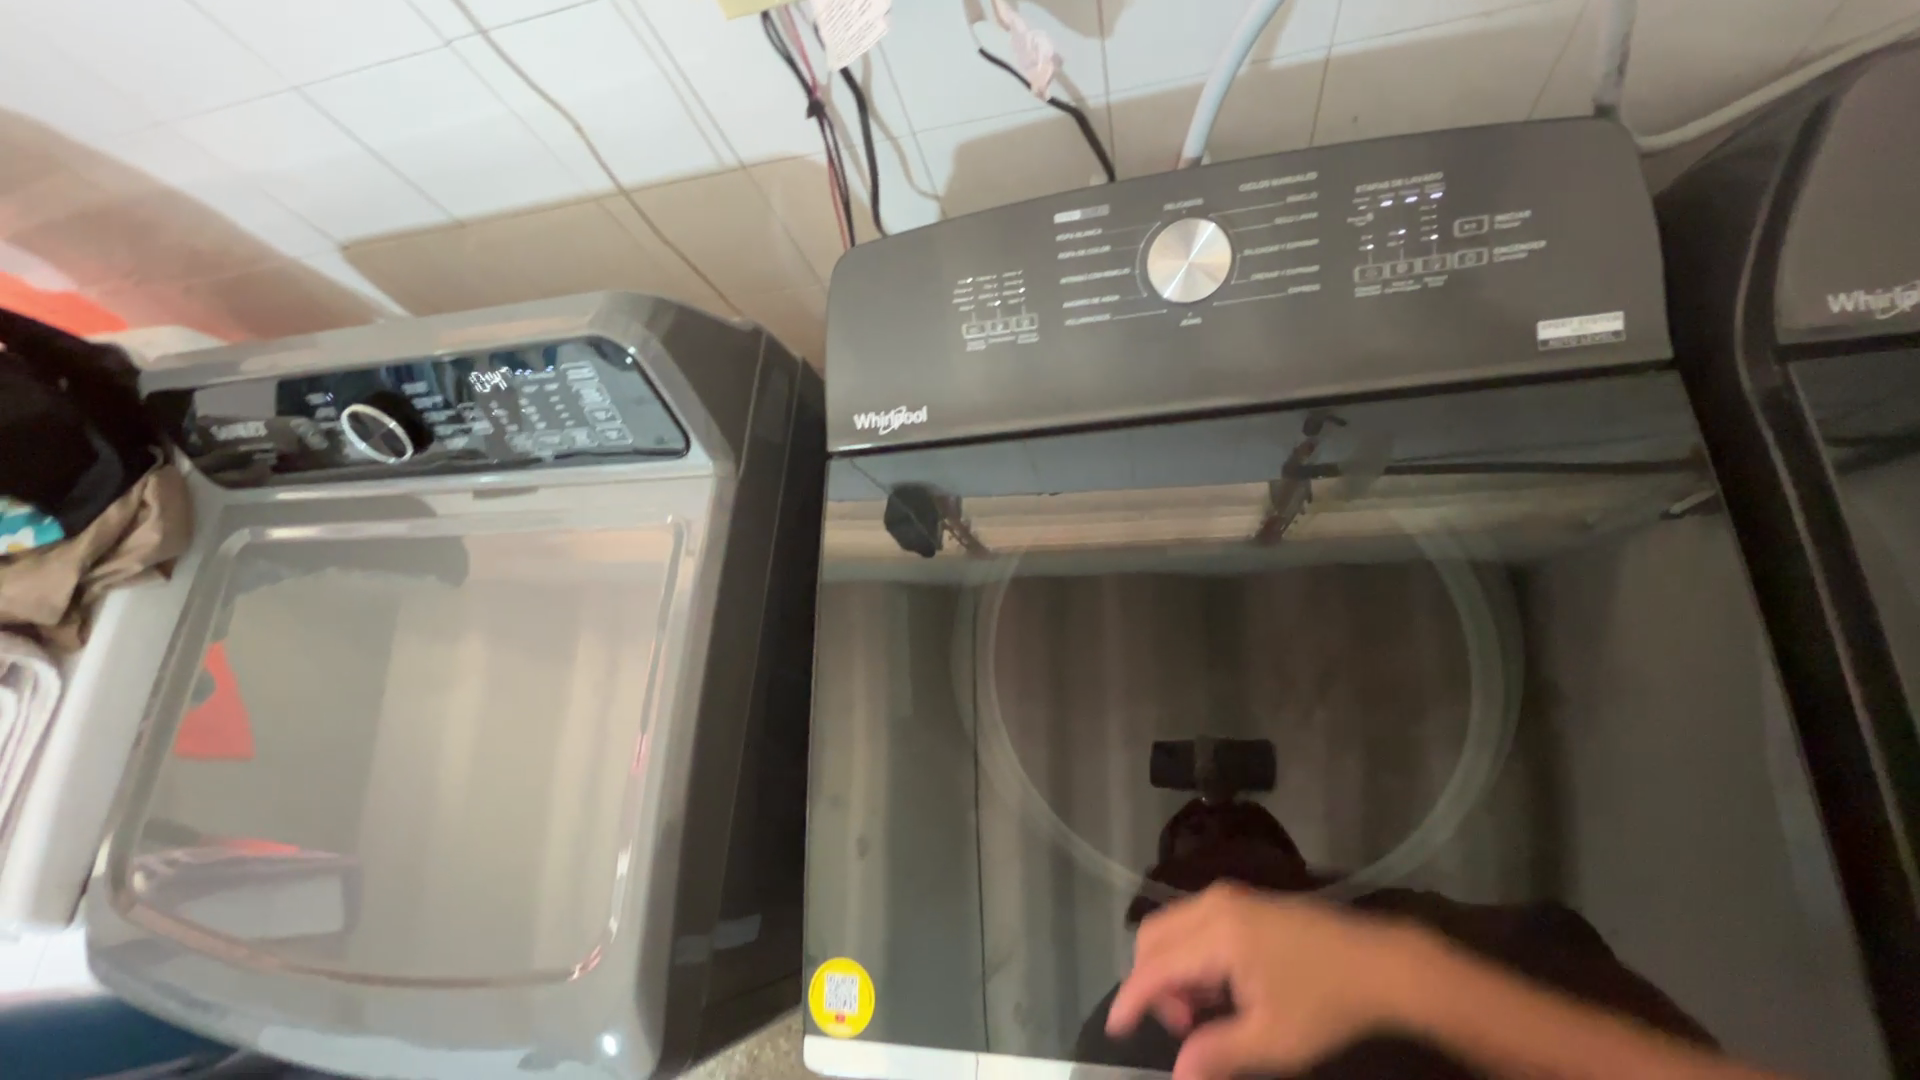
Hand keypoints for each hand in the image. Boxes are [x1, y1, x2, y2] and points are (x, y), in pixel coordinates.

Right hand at [1105, 883, 1432, 1079]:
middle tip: (1186, 1027)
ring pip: (1171, 927)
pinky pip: (1192, 922)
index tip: (1117, 1030)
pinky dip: (1189, 955)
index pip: (1155, 965)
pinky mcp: (1241, 899)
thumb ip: (1218, 1053)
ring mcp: (1228, 896)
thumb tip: (1177, 1073)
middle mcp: (1214, 904)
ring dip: (1172, 969)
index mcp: (1218, 934)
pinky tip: (1220, 987)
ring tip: (1206, 1012)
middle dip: (1154, 984)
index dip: (1132, 998)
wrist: (1382, 964)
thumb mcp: (1275, 1042)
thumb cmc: (1328, 1004)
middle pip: (1153, 937)